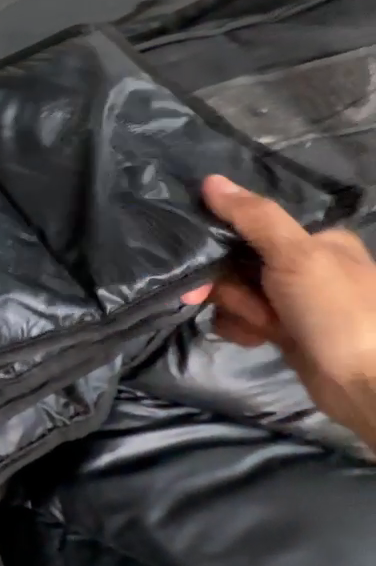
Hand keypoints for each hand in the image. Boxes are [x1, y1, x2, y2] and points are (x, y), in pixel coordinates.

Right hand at [185, 174, 375, 447]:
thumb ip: (254, 217)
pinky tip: (257, 339)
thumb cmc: (339, 313)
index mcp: (319, 242)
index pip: (249, 225)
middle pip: (233, 261)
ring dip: (234, 309)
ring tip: (261, 326)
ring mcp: (294, 299)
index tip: (205, 257)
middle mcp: (306, 266)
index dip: (220, 241)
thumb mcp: (298, 257)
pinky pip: (238, 317)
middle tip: (236, 301)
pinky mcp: (284, 327)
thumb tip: (211, 180)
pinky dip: (241, 328)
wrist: (367, 385)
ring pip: (231, 291)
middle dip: (225, 284)